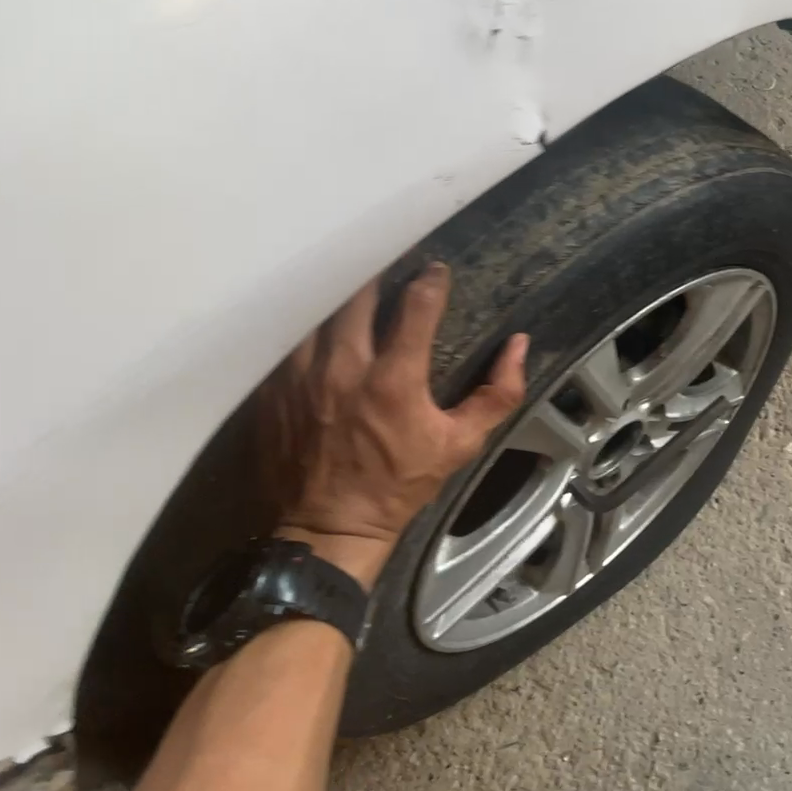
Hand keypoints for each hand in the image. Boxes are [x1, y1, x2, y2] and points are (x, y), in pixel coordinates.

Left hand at [258, 263, 527, 587]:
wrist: (329, 527)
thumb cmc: (400, 484)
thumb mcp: (462, 443)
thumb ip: (498, 394)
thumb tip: (519, 346)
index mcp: (394, 380)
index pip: (416, 307)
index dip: (431, 281)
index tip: (436, 269)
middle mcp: (343, 369)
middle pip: (357, 296)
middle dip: (377, 275)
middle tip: (389, 263)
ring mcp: (300, 378)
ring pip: (315, 311)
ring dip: (337, 295)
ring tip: (351, 284)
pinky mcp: (272, 391)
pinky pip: (284, 340)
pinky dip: (303, 323)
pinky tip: (314, 320)